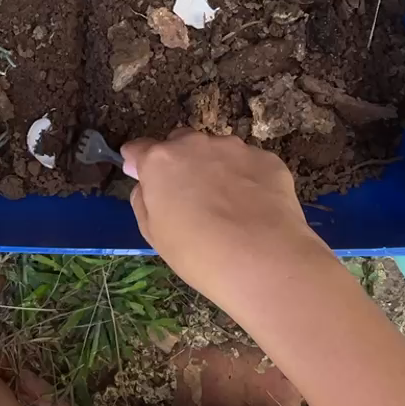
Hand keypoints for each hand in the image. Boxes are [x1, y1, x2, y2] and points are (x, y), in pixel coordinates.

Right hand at [121, 130, 335, 316]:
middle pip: (179, 143)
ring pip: (216, 151)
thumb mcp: (153, 233)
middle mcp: (194, 144)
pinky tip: (254, 208)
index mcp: (159, 160)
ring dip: (215, 168)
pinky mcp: (267, 159)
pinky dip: (247, 179)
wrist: (266, 262)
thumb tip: (147, 187)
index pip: (138, 149)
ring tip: (229, 206)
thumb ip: (143, 200)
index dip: (138, 163)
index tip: (142, 178)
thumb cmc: (198, 253)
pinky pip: (249, 165)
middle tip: (190, 197)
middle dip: (179, 162)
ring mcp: (234, 148)